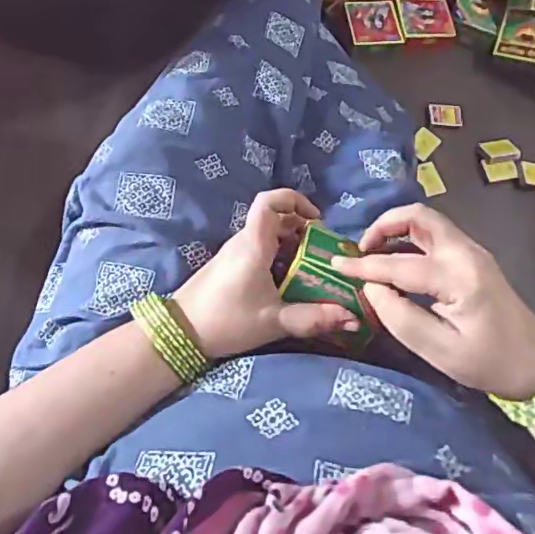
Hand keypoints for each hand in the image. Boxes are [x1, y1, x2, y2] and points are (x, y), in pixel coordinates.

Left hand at [172, 189, 358, 358]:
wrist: (181, 332)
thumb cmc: (227, 320)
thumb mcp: (274, 321)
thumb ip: (314, 318)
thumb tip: (353, 318)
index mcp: (253, 244)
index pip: (270, 201)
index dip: (295, 200)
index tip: (316, 220)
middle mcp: (243, 242)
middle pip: (274, 217)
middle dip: (301, 226)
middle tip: (321, 249)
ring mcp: (233, 253)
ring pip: (266, 234)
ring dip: (290, 242)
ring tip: (309, 266)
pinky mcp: (228, 266)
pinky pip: (258, 248)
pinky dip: (276, 255)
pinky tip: (287, 280)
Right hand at [332, 204, 534, 401]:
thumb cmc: (490, 363)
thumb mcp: (440, 351)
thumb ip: (400, 317)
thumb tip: (372, 289)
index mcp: (459, 277)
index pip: (399, 263)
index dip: (364, 265)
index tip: (336, 265)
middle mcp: (466, 253)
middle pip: (419, 216)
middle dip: (383, 226)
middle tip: (359, 250)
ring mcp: (473, 252)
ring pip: (428, 221)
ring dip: (397, 228)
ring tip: (372, 254)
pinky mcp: (474, 259)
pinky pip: (436, 235)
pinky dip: (410, 238)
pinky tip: (396, 260)